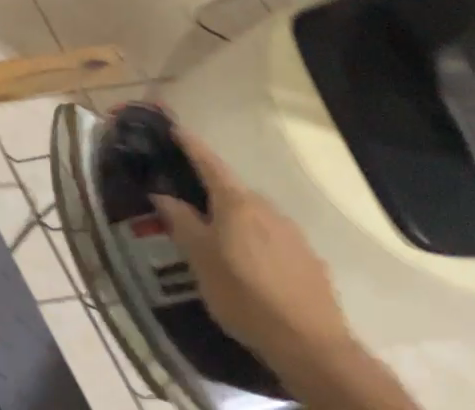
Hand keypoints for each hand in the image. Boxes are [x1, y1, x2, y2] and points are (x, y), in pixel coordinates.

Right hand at [150, 128, 354, 367]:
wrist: (311, 345)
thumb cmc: (243, 294)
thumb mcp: (199, 258)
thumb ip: (180, 221)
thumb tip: (163, 195)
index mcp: (237, 204)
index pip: (210, 164)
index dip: (191, 145)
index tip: (175, 128)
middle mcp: (268, 211)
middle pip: (233, 190)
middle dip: (209, 188)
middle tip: (184, 195)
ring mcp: (293, 235)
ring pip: (254, 214)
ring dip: (232, 216)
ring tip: (213, 233)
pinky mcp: (308, 260)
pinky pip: (271, 237)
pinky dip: (252, 238)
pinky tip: (245, 261)